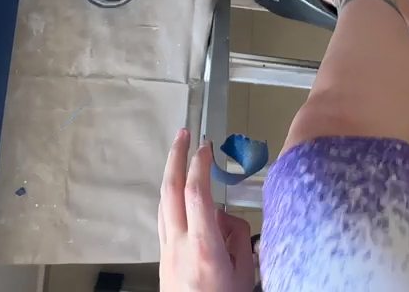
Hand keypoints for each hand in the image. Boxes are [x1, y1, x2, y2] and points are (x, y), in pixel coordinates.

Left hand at [159, 129, 257, 291]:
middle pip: (170, 190)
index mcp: (203, 248)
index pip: (196, 193)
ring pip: (163, 202)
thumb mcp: (245, 274)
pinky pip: (165, 218)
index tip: (207, 144)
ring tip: (182, 154)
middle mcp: (179, 246)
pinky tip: (182, 193)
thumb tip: (227, 217)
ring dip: (171, 173)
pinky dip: (173, 197)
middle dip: (176, 157)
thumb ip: (238, 238)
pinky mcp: (163, 259)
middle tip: (184, 133)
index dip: (200, 164)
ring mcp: (167, 252)